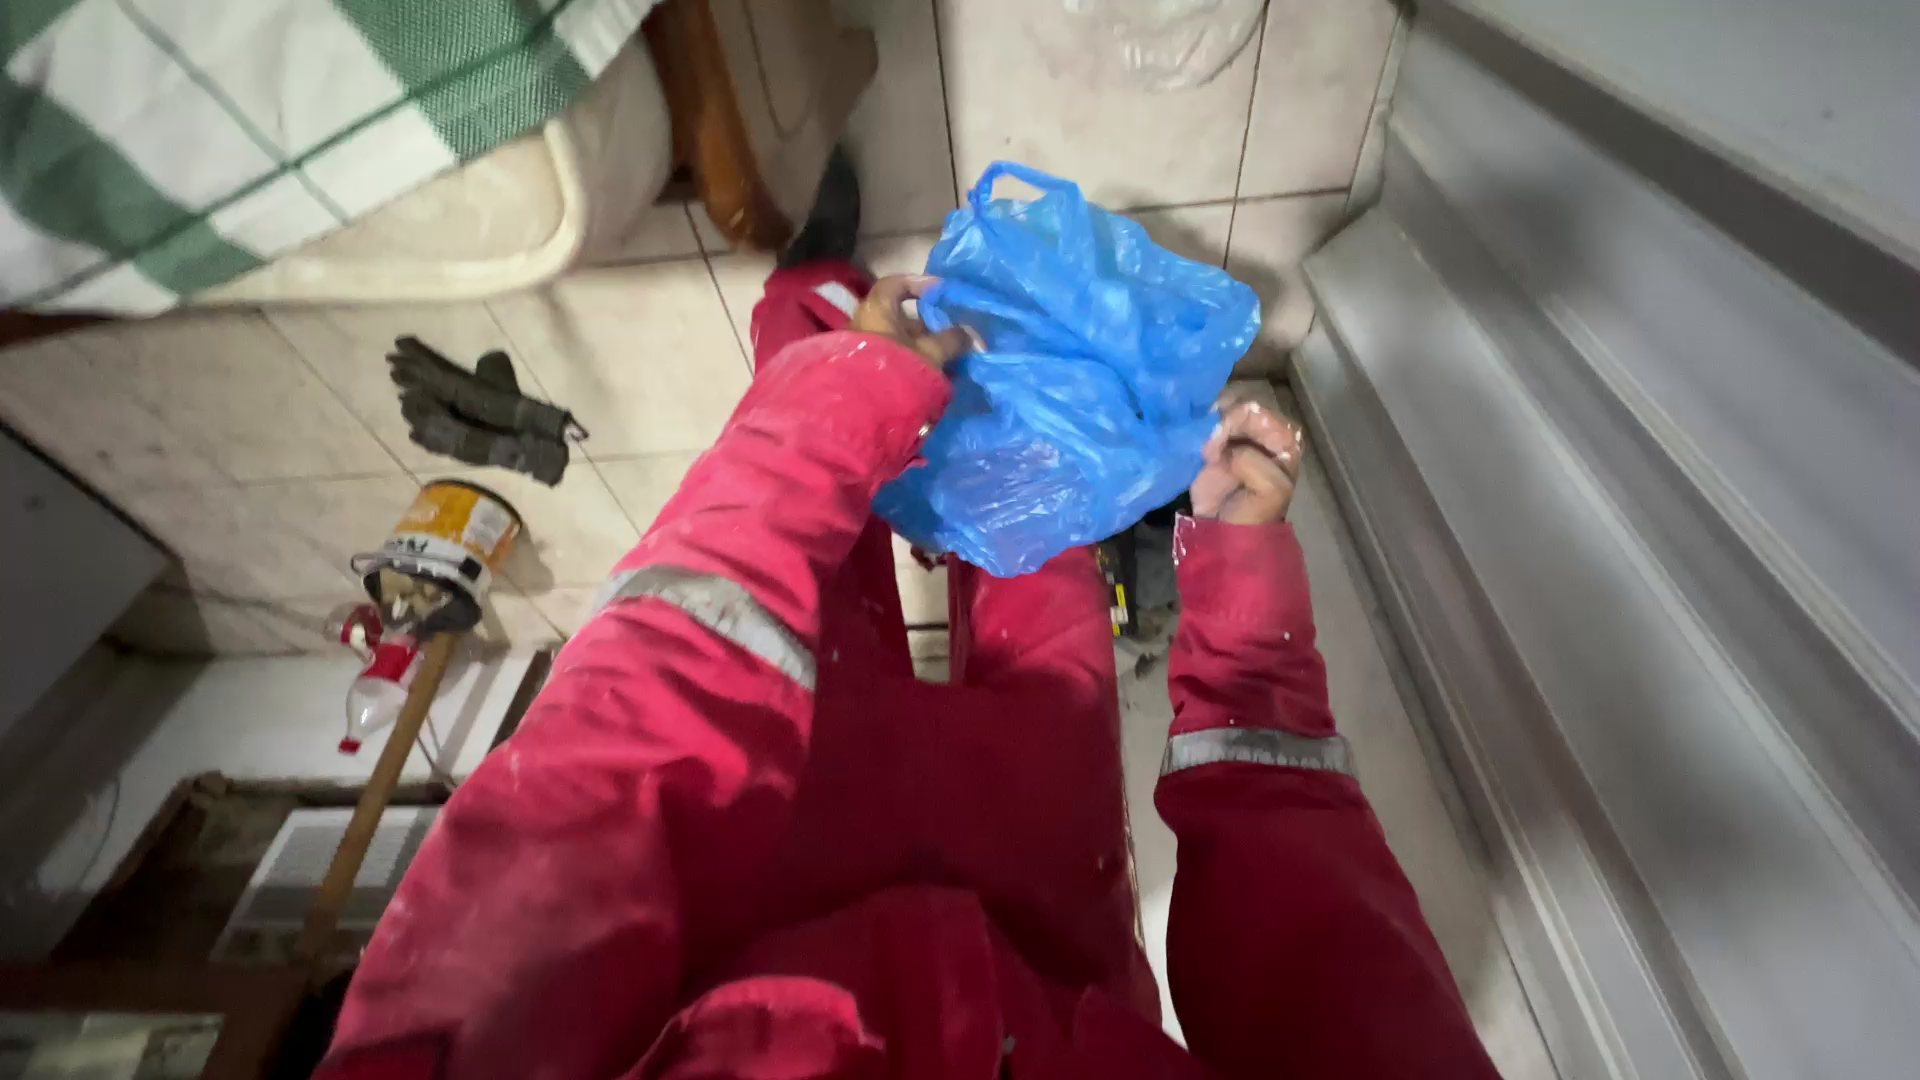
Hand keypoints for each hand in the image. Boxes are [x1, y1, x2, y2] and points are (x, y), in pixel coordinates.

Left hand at [848, 275, 977, 370]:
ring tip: (949, 362)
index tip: (940, 292)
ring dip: (924, 350)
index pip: (895, 285)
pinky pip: (894, 361)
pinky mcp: (866, 373)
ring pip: (900, 343)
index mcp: (877, 310)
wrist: (864, 410)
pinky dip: (912, 365)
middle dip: (929, 327)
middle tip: (953, 338)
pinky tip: (932, 377)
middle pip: (901, 319)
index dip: (919, 284)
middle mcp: (865, 325)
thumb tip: (972, 335)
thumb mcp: (931, 353)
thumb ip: (953, 340)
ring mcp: (864, 350)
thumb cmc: (898, 369)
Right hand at [1189, 398, 1304, 525]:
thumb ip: (1254, 461)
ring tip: (1206, 451)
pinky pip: (1206, 426)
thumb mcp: (1270, 489)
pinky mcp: (1214, 447)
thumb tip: (1226, 449)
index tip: (1222, 437)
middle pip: (1240, 409)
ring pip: (1221, 414)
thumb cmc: (1255, 513)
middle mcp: (1261, 434)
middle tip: (1211, 446)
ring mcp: (1236, 439)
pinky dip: (1198, 430)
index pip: (1262, 413)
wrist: (1226, 532)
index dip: (1241, 420)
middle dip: (1223, 422)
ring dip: (1209, 426)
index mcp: (1283, 441)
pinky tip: (1198, 446)